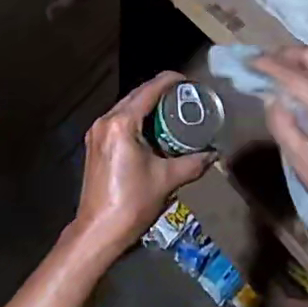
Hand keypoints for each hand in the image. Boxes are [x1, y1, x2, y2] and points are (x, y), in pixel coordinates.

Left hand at [68, 72, 213, 256]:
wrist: (100, 227)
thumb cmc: (133, 201)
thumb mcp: (167, 180)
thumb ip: (192, 163)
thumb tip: (214, 154)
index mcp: (121, 123)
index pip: (146, 93)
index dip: (167, 82)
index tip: (185, 79)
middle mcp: (104, 121)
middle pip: (133, 97)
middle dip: (156, 93)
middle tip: (182, 94)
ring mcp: (96, 132)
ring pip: (123, 109)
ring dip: (144, 106)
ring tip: (169, 109)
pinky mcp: (94, 144)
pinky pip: (116, 122)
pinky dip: (134, 119)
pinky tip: (149, 128)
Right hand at [253, 46, 307, 248]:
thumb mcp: (304, 165)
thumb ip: (283, 125)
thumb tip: (270, 97)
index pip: (295, 76)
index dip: (267, 65)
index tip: (246, 61)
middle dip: (285, 54)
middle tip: (261, 63)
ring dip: (299, 62)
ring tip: (276, 74)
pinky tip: (299, 90)